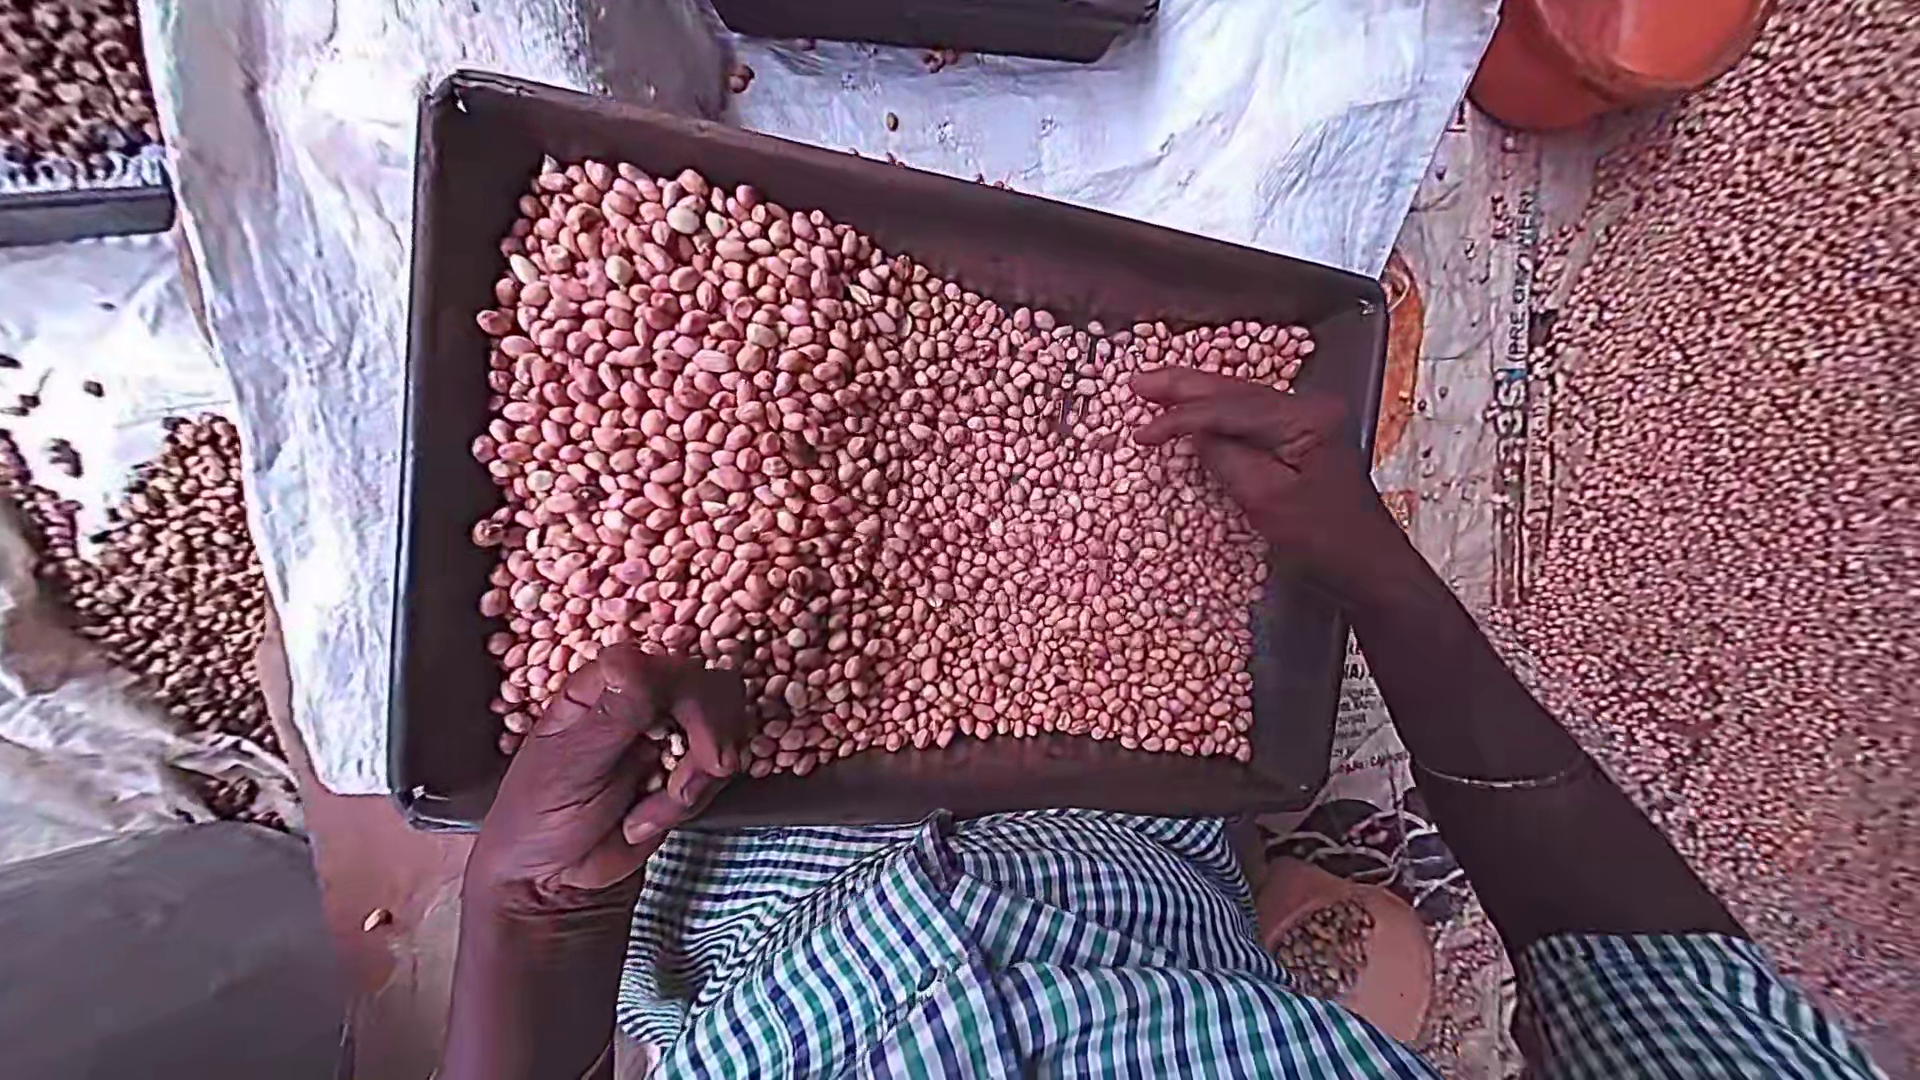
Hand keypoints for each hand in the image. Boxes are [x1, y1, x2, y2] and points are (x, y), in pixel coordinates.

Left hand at [464, 645, 748, 922]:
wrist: (556, 884)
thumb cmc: (539, 821)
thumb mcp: (567, 769)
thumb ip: (610, 717)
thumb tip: (636, 662)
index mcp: (606, 684)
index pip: (663, 664)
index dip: (688, 696)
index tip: (695, 744)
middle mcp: (645, 694)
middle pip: (708, 685)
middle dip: (709, 737)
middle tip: (687, 788)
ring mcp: (673, 724)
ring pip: (728, 720)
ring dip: (703, 773)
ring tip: (659, 809)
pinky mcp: (692, 757)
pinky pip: (725, 760)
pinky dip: (700, 794)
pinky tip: (655, 816)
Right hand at [1130, 368, 1405, 596]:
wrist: (1366, 566)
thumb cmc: (1322, 538)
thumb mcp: (1267, 500)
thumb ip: (1227, 459)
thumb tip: (1195, 434)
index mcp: (1304, 419)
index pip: (1228, 409)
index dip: (1179, 419)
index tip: (1141, 435)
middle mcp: (1305, 410)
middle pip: (1233, 391)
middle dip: (1182, 386)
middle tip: (1138, 382)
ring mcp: (1302, 424)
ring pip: (1237, 400)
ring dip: (1193, 395)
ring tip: (1154, 388)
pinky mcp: (1295, 442)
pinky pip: (1245, 419)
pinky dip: (1212, 414)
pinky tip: (1191, 408)